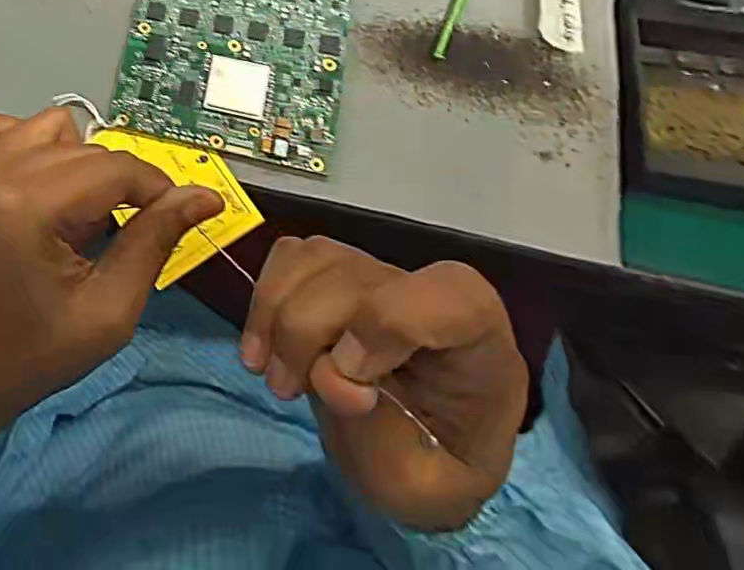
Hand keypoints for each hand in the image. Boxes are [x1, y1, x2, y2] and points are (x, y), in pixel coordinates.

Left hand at [0, 107, 223, 437]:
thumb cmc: (38, 353)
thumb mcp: (111, 310)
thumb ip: (156, 240)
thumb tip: (202, 197)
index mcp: (28, 209)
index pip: (115, 168)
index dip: (158, 188)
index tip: (179, 212)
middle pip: (90, 147)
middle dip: (123, 182)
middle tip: (129, 230)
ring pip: (55, 126)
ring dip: (85, 159)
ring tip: (86, 210)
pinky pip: (13, 130)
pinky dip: (42, 146)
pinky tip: (51, 186)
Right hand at [242, 238, 526, 530]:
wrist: (411, 451)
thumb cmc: (427, 467)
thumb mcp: (419, 487)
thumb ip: (378, 436)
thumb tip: (329, 375)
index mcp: (480, 341)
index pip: (452, 296)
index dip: (388, 324)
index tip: (354, 386)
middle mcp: (429, 291)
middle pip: (355, 279)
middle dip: (305, 334)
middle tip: (286, 390)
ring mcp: (377, 272)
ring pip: (314, 260)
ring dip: (275, 314)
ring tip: (272, 371)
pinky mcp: (335, 268)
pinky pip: (291, 256)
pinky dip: (265, 297)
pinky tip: (263, 343)